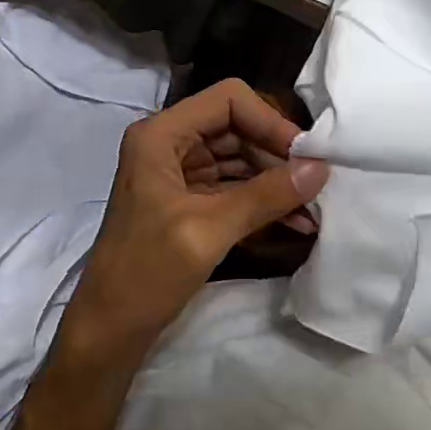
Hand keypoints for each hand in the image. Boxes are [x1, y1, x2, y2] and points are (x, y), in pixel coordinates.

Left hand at [59, 79, 329, 361]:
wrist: (109, 329)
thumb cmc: (146, 273)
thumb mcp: (208, 230)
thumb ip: (265, 196)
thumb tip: (321, 168)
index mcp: (161, 136)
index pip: (228, 101)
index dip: (270, 122)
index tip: (305, 156)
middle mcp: (170, 145)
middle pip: (238, 128)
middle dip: (278, 155)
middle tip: (317, 184)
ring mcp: (180, 175)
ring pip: (241, 160)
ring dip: (276, 181)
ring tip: (314, 207)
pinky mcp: (190, 204)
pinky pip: (235, 189)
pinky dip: (264, 203)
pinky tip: (297, 222)